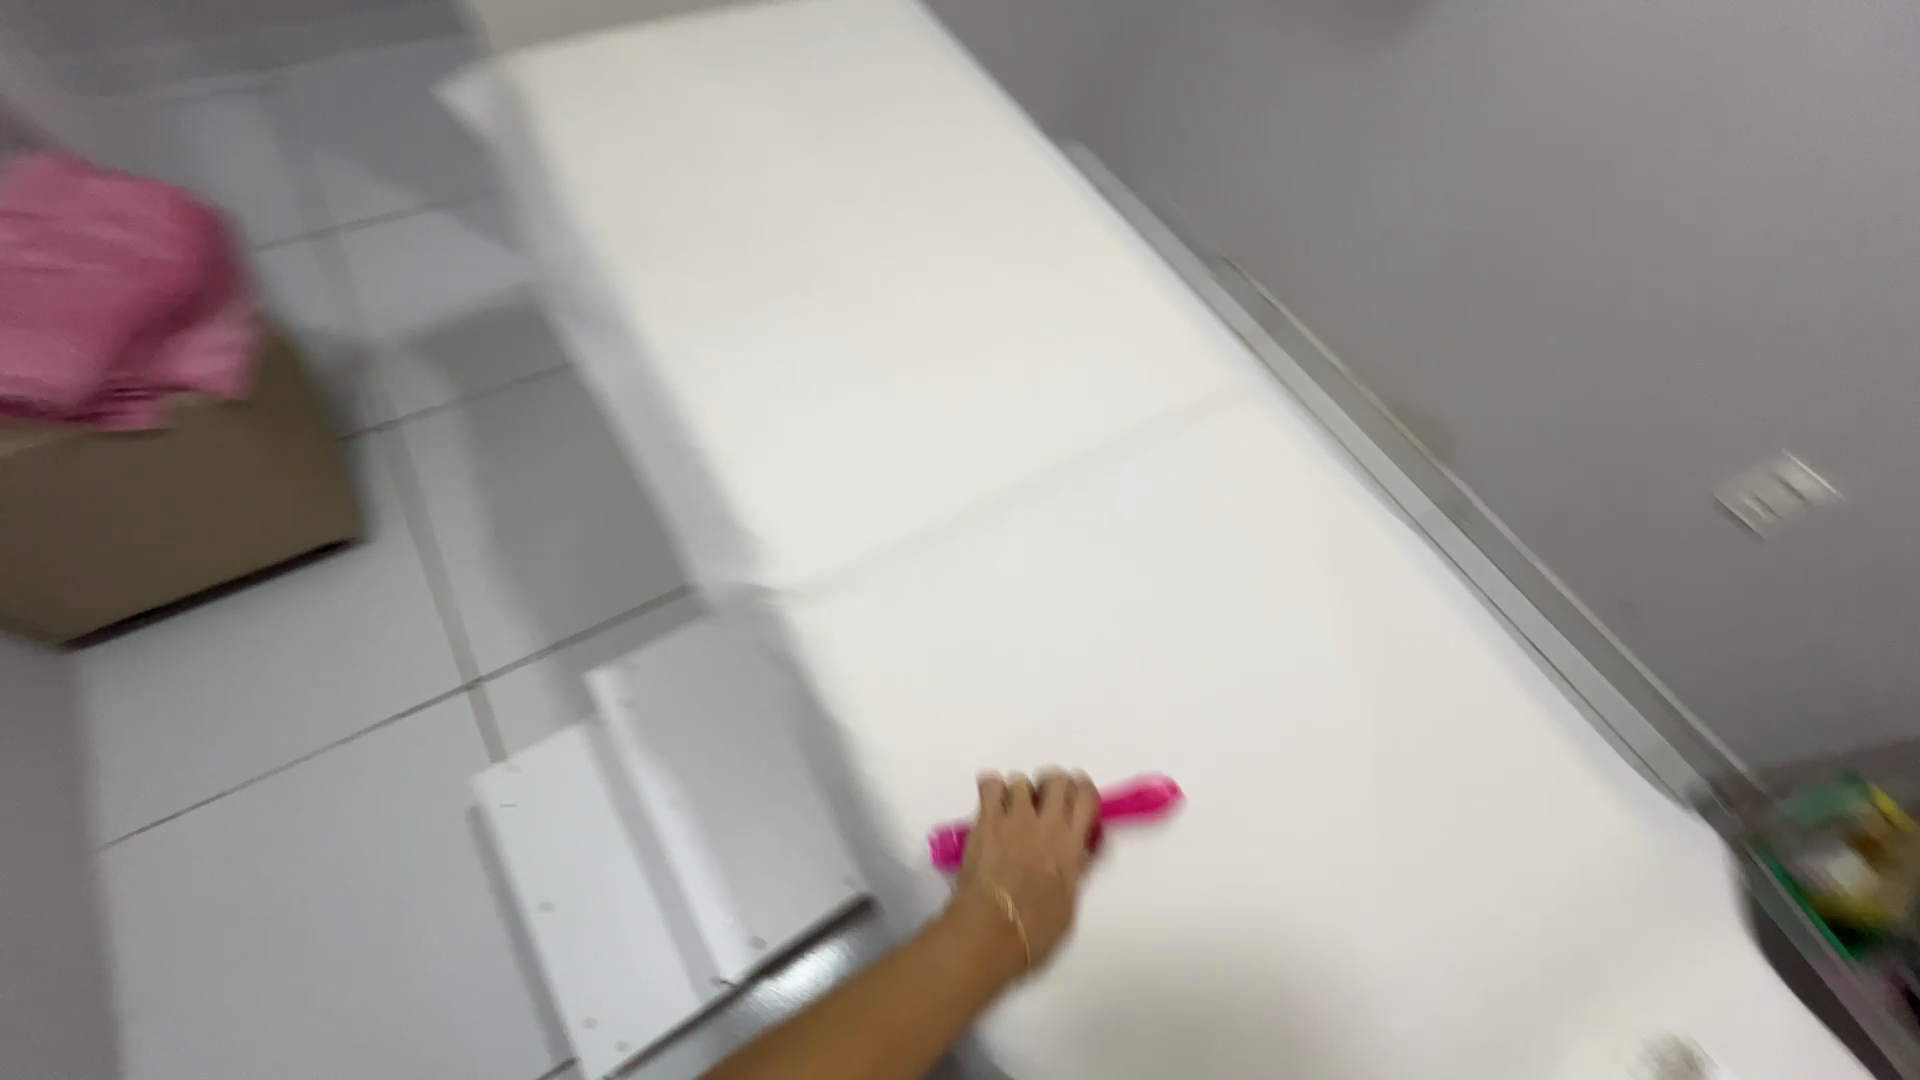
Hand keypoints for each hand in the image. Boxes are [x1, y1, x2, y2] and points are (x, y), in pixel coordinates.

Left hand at [948, 768, 1100, 974]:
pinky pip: (990, 784)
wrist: (990, 931)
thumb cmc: (1034, 930)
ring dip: (1019, 792)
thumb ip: (1074, 870)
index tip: (1077, 801)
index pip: (1086, 796)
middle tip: (1045, 802)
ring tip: (1013, 811)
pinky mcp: (986, 820)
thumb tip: (1076, 853)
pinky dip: (992, 789)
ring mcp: (1014, 818)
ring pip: (1021, 780)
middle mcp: (1046, 823)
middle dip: (1052, 785)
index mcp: (1071, 845)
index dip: (1083, 791)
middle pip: (1056, 779)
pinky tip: (992, 806)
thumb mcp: (1068, 903)